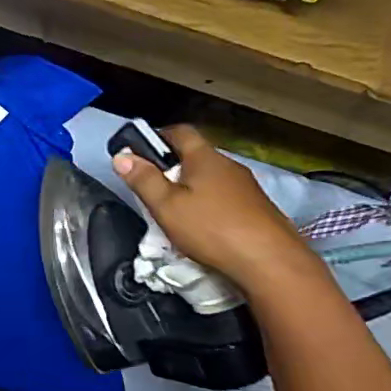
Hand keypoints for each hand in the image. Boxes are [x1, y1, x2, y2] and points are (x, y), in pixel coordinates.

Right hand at [112, 125, 318, 293]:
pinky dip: (209, 205)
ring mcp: (246, 186)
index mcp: (204, 157)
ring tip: (176, 212)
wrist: (268, 259)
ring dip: (191, 189)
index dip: (157, 136)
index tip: (139, 152)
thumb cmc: (211, 228)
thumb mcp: (166, 206)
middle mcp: (228, 164)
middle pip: (195, 156)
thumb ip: (144, 180)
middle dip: (172, 167)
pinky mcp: (256, 207)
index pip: (180, 131)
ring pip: (211, 178)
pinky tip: (203, 227)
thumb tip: (121, 156)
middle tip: (153, 190)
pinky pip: (225, 197)